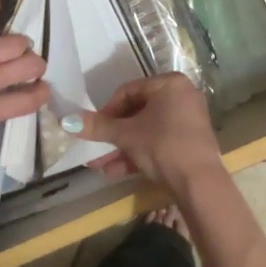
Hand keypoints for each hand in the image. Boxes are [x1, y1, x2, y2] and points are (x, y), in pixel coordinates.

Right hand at [74, 74, 225, 195]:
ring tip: (101, 165)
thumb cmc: (162, 145)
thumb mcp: (126, 135)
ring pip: (147, 130)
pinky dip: (139, 154)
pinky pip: (159, 142)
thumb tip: (66, 120)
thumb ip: (97, 126)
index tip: (94, 128)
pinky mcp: (190, 142)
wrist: (199, 183)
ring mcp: (188, 120)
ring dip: (122, 147)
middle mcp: (182, 96)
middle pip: (138, 112)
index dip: (107, 110)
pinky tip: (117, 171)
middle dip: (113, 134)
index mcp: (170, 84)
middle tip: (95, 148)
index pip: (129, 91)